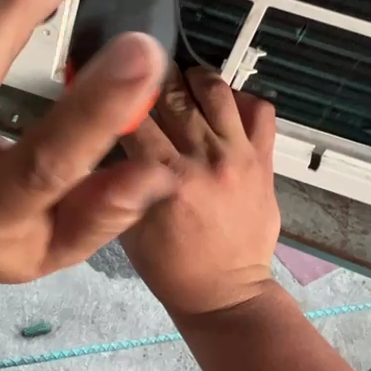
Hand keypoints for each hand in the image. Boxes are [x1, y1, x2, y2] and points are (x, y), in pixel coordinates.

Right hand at [119, 65, 281, 320]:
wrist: (225, 293)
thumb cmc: (169, 266)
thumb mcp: (126, 229)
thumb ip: (117, 184)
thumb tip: (105, 140)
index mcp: (164, 177)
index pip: (134, 117)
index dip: (119, 100)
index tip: (110, 92)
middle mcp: (203, 158)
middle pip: (173, 94)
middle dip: (152, 80)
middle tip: (142, 78)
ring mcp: (239, 156)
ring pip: (216, 91)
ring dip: (195, 79)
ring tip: (183, 82)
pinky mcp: (264, 161)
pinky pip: (260, 112)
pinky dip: (242, 99)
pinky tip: (224, 106)